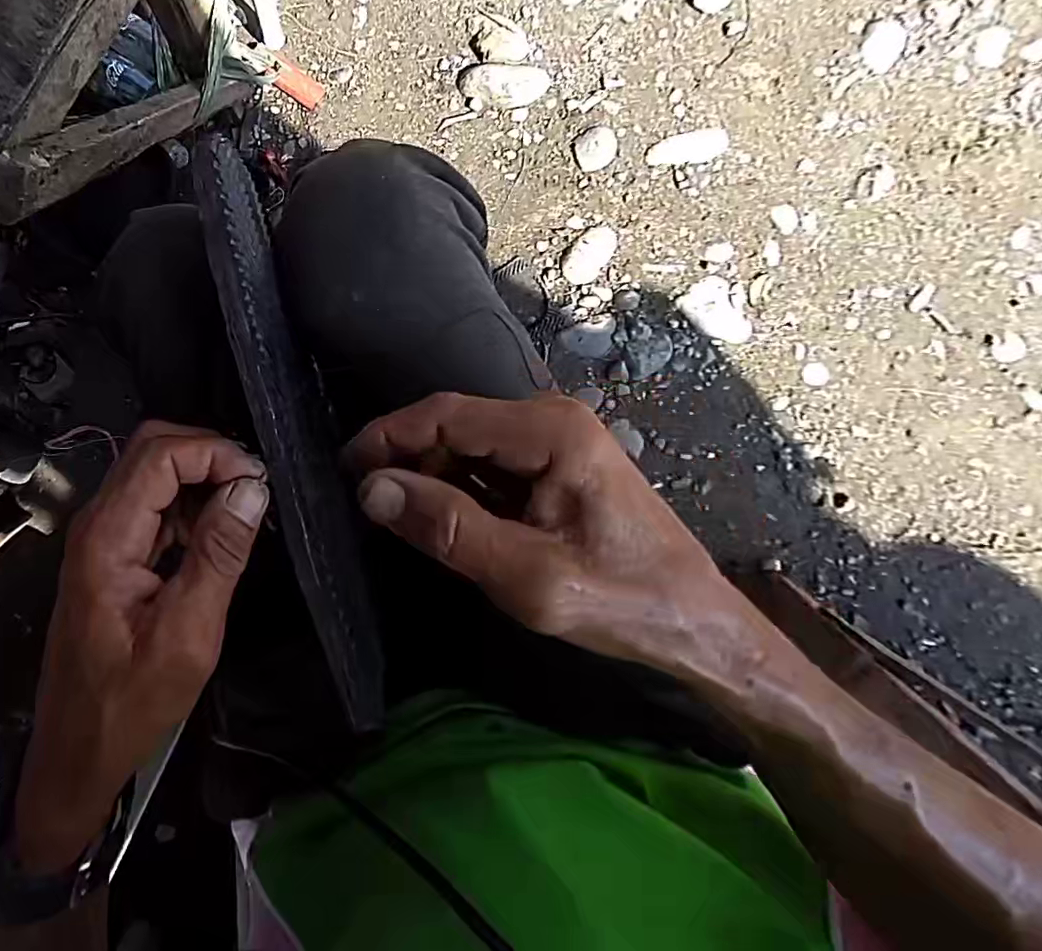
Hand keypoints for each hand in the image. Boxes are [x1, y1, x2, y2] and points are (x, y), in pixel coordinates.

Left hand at [15, 422, 268, 873]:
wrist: (78, 747)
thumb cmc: (129, 703)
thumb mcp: (187, 634)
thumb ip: (219, 554)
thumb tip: (250, 489)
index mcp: (107, 537)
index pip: (159, 455)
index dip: (213, 452)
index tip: (257, 480)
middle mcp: (97, 523)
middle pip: (150, 450)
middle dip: (207, 454)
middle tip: (254, 487)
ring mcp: (101, 535)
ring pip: (152, 472)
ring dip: (201, 479)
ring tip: (244, 510)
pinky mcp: (112, 552)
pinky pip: (153, 506)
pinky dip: (190, 505)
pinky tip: (217, 532)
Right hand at [343, 392, 784, 687]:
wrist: (697, 625)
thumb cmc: (622, 603)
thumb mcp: (527, 577)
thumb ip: (447, 528)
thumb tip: (372, 490)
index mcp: (551, 432)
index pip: (444, 415)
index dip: (386, 437)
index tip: (344, 470)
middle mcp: (549, 418)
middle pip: (450, 424)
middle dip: (403, 459)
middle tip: (368, 505)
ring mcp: (552, 437)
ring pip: (462, 443)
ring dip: (425, 475)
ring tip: (399, 517)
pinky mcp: (551, 461)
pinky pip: (483, 462)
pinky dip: (452, 486)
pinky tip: (442, 518)